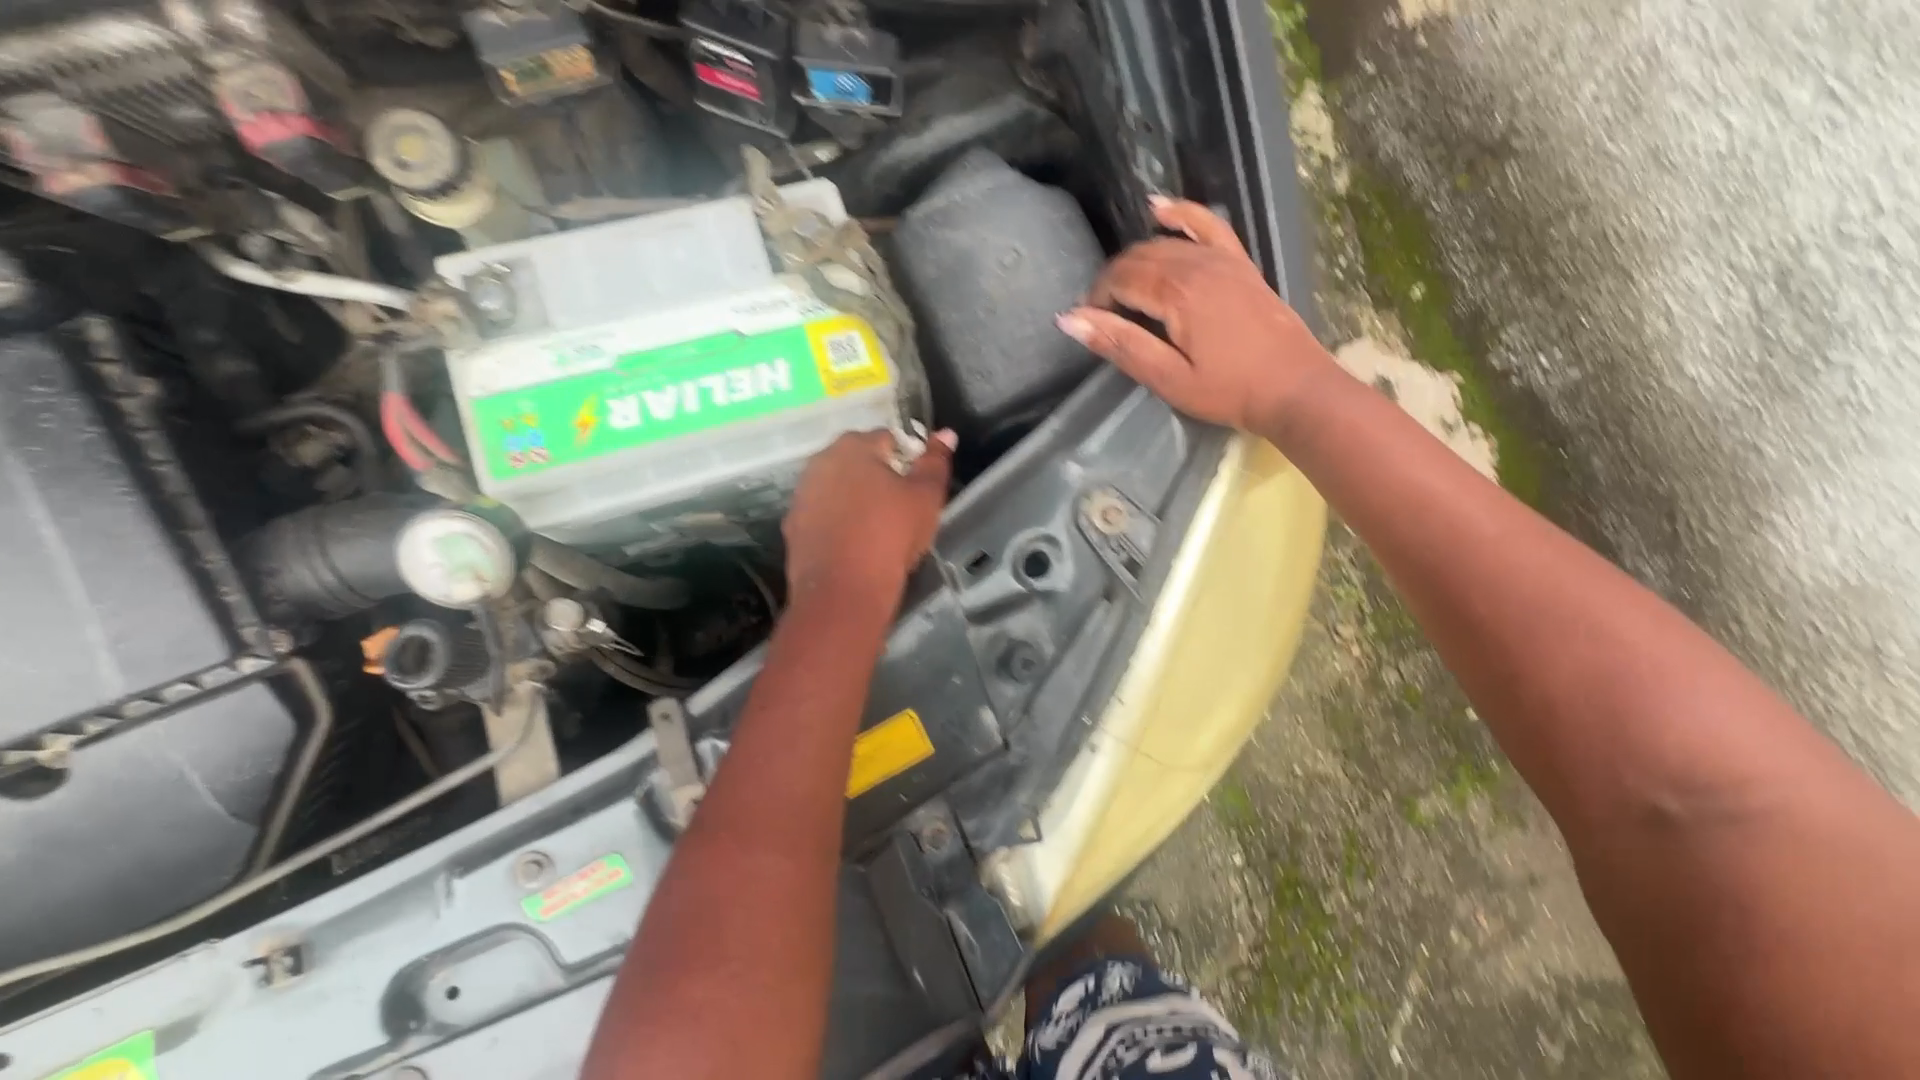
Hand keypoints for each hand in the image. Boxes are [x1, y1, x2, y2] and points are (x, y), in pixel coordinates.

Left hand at [784, 429, 955, 601]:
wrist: (842, 591)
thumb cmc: (891, 535)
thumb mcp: (926, 497)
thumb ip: (936, 462)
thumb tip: (946, 433)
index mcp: (854, 447)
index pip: (887, 439)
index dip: (907, 460)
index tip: (916, 487)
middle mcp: (821, 462)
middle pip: (857, 461)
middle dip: (876, 477)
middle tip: (899, 507)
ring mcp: (802, 494)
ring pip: (837, 488)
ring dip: (854, 499)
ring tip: (876, 529)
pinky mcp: (793, 526)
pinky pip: (822, 516)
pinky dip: (836, 523)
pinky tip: (853, 545)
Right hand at [1056, 197, 1336, 435]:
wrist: (1295, 388)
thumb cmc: (1229, 391)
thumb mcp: (1168, 378)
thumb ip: (1121, 344)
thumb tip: (1071, 319)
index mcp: (1177, 292)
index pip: (1119, 279)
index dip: (1097, 299)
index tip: (1091, 325)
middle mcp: (1197, 264)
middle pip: (1138, 257)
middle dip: (1112, 281)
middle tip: (1103, 315)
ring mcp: (1222, 259)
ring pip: (1165, 242)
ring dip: (1136, 259)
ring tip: (1122, 289)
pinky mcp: (1239, 263)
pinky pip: (1207, 225)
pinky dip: (1181, 213)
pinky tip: (1158, 208)